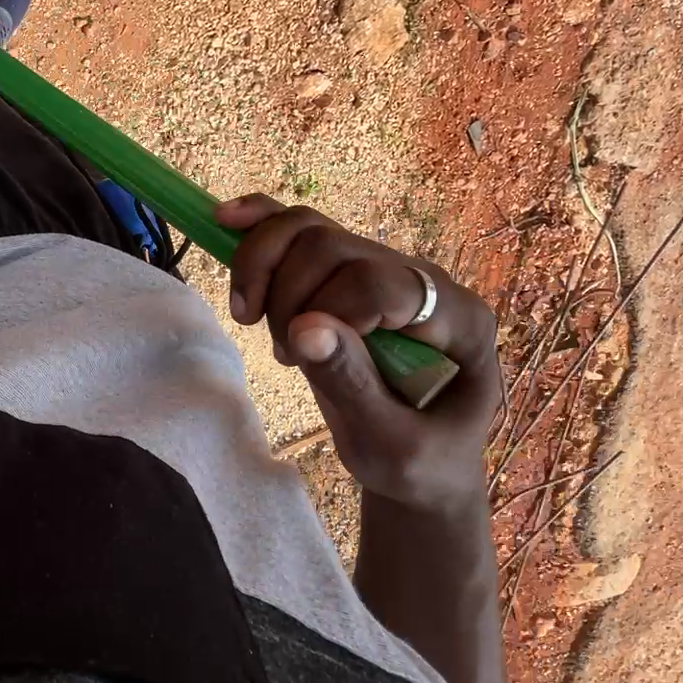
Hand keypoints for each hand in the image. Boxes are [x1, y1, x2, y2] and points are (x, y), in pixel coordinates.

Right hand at [219, 195, 500, 513]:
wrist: (416, 463)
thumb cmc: (415, 463)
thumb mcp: (390, 444)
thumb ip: (352, 383)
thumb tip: (304, 328)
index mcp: (457, 319)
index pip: (376, 282)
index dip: (328, 312)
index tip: (303, 361)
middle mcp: (423, 279)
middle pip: (331, 245)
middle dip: (285, 294)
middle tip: (281, 352)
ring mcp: (384, 266)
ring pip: (306, 228)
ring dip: (260, 266)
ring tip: (251, 315)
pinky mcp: (346, 268)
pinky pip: (298, 229)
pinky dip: (259, 222)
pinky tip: (225, 219)